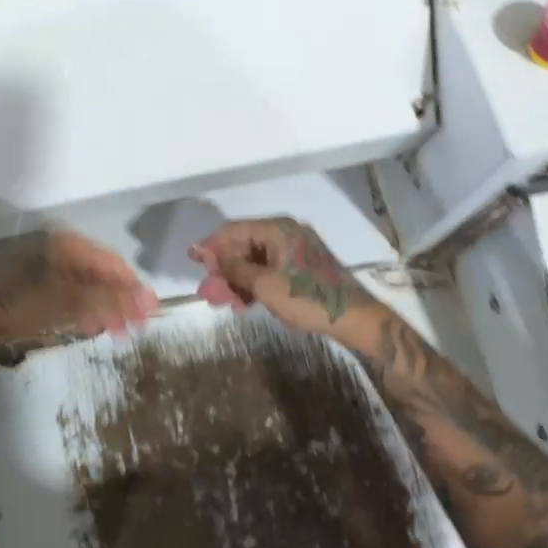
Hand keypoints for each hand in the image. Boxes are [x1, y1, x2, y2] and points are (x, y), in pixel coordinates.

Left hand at [0, 232, 159, 351]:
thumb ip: (105, 300)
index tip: (148, 310)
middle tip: (135, 327)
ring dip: (101, 306)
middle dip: (117, 298)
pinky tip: (88, 327)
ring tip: (115, 331)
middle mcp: (51, 250)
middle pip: (95, 272)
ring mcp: (37, 268)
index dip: (129, 285)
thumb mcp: (63, 303)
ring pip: (81, 285)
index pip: (107, 260)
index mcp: (61, 245)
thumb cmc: (11, 307)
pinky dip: (80, 309)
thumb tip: (146, 299)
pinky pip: (64, 294)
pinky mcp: (26, 287)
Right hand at [189, 217, 385, 335]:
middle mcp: (286, 233)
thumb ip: (233, 268)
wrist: (354, 318)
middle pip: (244, 245)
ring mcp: (296, 250)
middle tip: (209, 292)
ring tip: (225, 303)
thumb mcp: (264, 285)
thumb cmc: (307, 298)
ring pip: (256, 260)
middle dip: (224, 269)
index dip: (211, 246)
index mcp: (277, 229)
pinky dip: (256, 283)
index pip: (233, 231)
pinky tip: (245, 302)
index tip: (192, 262)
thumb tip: (206, 253)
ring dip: (238, 280)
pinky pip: (270, 269)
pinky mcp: (303, 267)